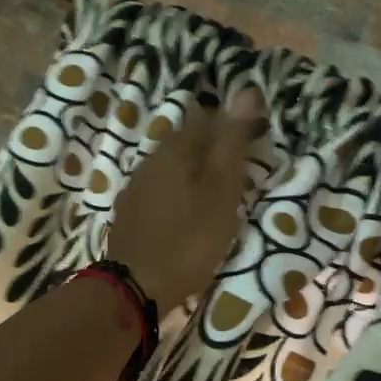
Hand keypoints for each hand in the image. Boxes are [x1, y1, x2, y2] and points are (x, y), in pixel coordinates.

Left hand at [109, 89, 266, 315]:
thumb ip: (231, 145)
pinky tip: (183, 214)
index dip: (232, 124)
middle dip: (210, 148)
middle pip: (185, 141)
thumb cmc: (188, 242)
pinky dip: (174, 196)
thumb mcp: (221, 193)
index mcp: (176, 148)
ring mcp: (134, 189)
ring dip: (191, 173)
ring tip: (212, 194)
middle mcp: (150, 160)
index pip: (208, 117)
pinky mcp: (127, 216)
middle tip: (235, 171)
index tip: (253, 142)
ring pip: (169, 167)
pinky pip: (156, 192)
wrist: (134, 289)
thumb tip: (247, 91)